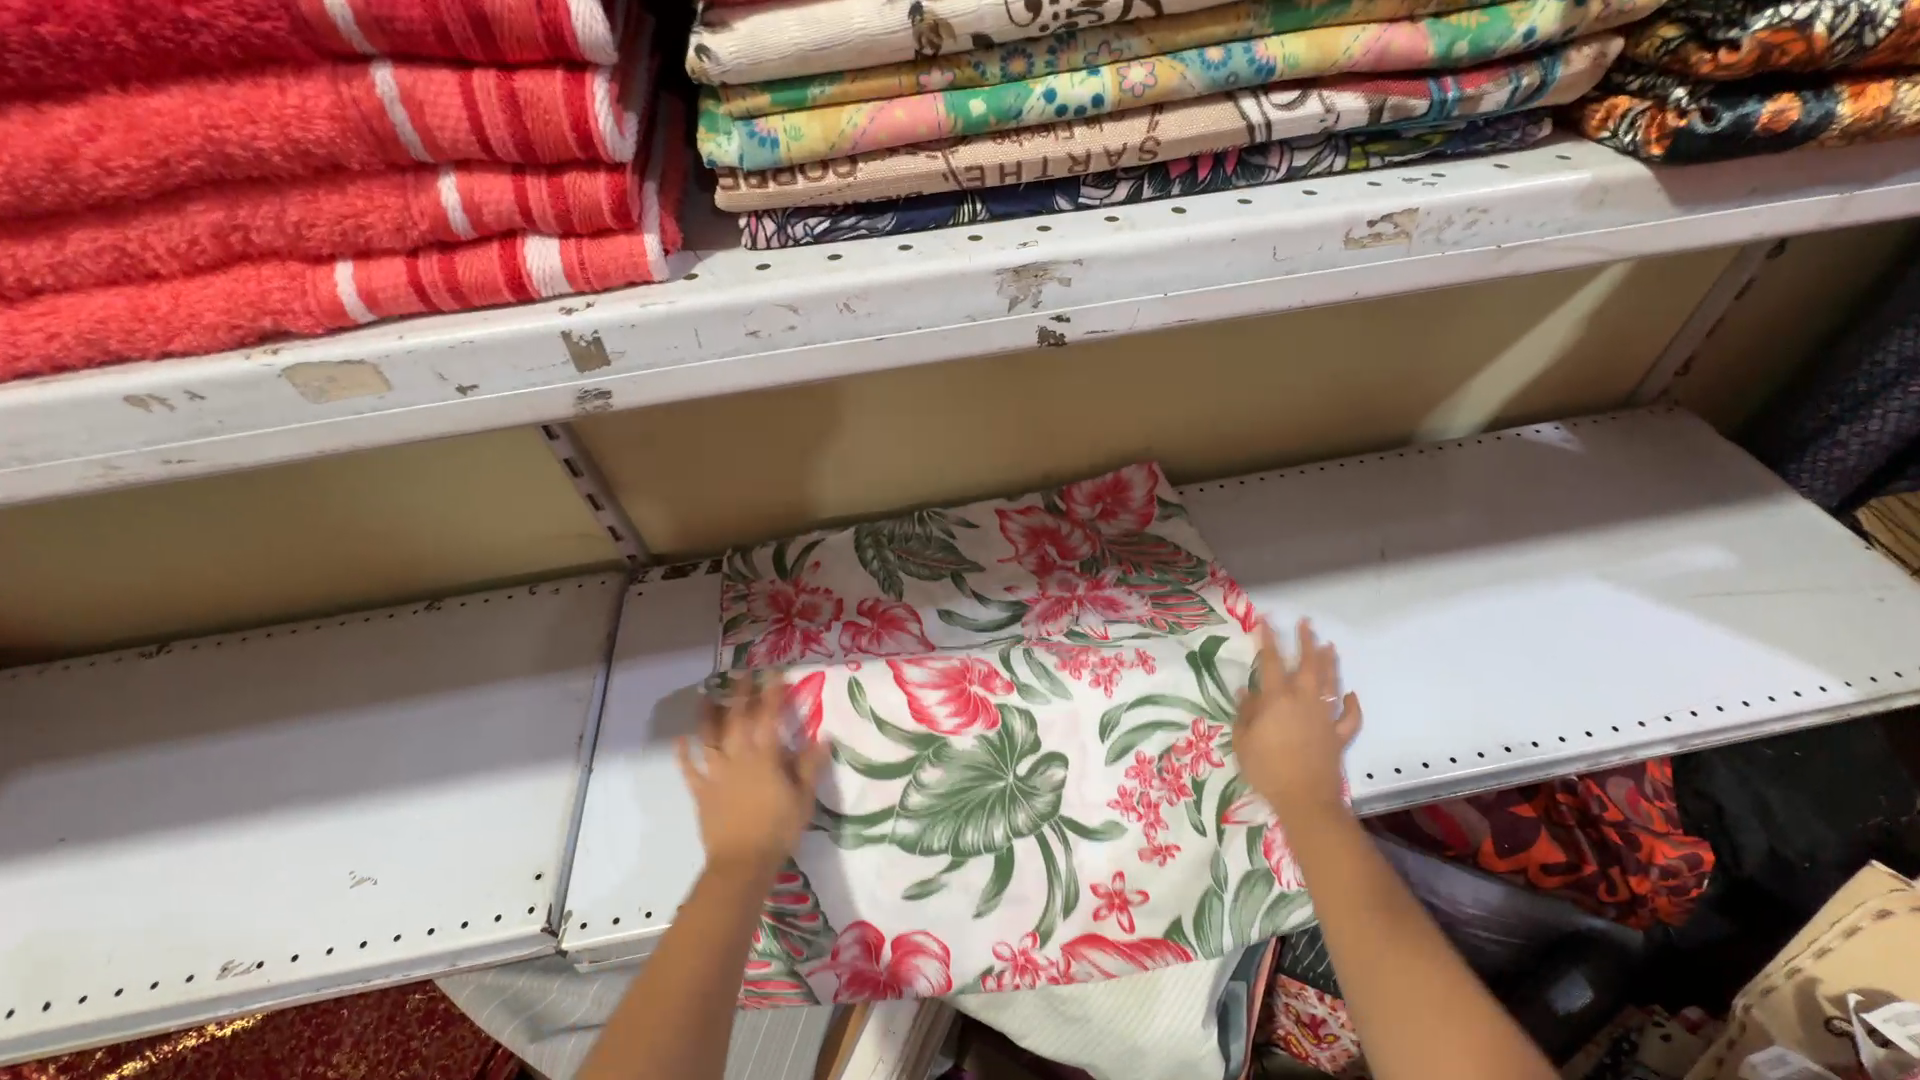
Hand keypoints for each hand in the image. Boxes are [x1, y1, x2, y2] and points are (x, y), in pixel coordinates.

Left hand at [677, 675, 828, 878]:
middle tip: (742, 674)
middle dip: (741, 694)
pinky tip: (680, 740)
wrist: (742, 863)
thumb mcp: (804, 797)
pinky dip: (683, 753)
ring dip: (707, 715)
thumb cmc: (779, 829)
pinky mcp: (701, 792)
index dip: (772, 693)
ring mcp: (716, 774)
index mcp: (766, 757)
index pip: (769, 717)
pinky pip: (689, 769)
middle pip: (738, 719)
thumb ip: (810, 765)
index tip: (773, 673)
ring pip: (709, 738)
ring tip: (706, 695)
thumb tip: (822, 736)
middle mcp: (738, 757)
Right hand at [1233, 619, 1362, 827]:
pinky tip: (1352, 695)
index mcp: (1277, 699)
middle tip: (1306, 624)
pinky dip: (1352, 705)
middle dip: (1306, 642)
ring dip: (1330, 663)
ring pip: (1331, 684)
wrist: (1305, 798)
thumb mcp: (1243, 740)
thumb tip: (1247, 692)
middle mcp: (1304, 701)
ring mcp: (1324, 717)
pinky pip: (1349, 717)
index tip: (1266, 621)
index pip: (1271, 662)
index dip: (1268, 640)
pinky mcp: (1338, 736)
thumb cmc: (1266, 769)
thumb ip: (1245, 713)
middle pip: (1308, 665)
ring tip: (1329, 646)